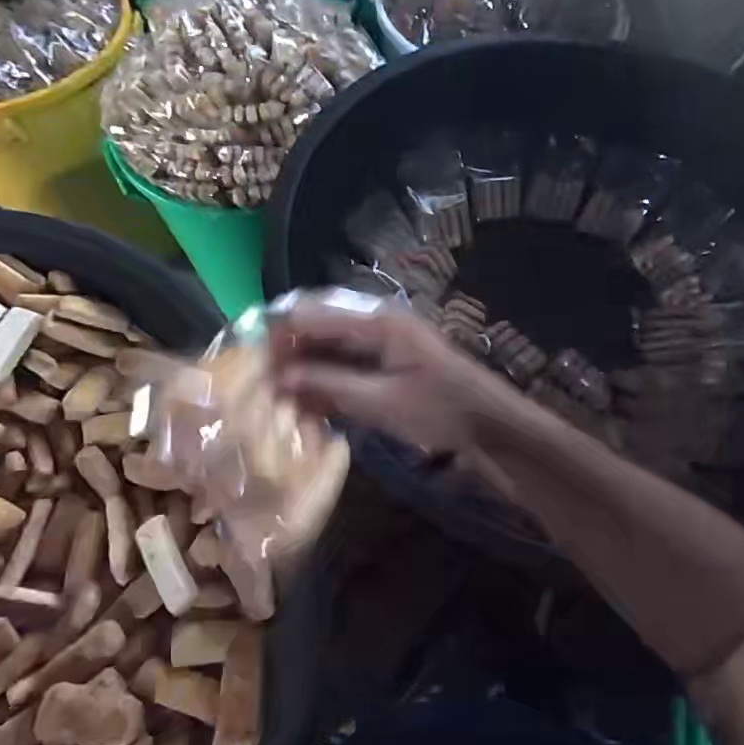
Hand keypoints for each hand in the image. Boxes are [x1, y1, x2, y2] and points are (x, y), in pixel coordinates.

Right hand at [269, 300, 520, 455]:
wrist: (492, 429)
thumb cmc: (443, 411)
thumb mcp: (383, 402)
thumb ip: (330, 385)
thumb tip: (281, 378)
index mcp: (378, 322)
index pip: (313, 314)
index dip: (279, 334)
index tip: (251, 361)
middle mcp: (376, 324)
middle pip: (318, 326)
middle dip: (287, 351)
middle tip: (260, 380)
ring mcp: (382, 344)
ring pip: (328, 347)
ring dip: (303, 369)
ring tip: (276, 394)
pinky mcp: (386, 365)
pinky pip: (344, 366)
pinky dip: (324, 382)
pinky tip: (306, 403)